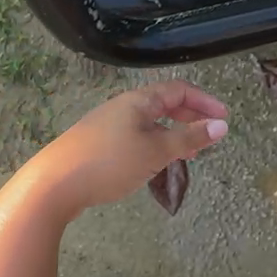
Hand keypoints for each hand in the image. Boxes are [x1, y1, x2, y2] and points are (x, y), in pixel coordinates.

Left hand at [38, 81, 228, 207]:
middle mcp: (124, 107)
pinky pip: (137, 137)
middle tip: (210, 134)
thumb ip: (190, 138)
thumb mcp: (156, 151)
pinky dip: (156, 144)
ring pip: (151, 123)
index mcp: (138, 101)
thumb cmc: (109, 162)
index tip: (224, 119)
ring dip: (174, 133)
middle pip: (165, 104)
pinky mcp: (99, 145)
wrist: (52, 185)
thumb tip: (221, 126)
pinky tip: (157, 164)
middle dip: (191, 116)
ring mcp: (109, 126)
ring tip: (189, 153)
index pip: (179, 90)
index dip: (205, 102)